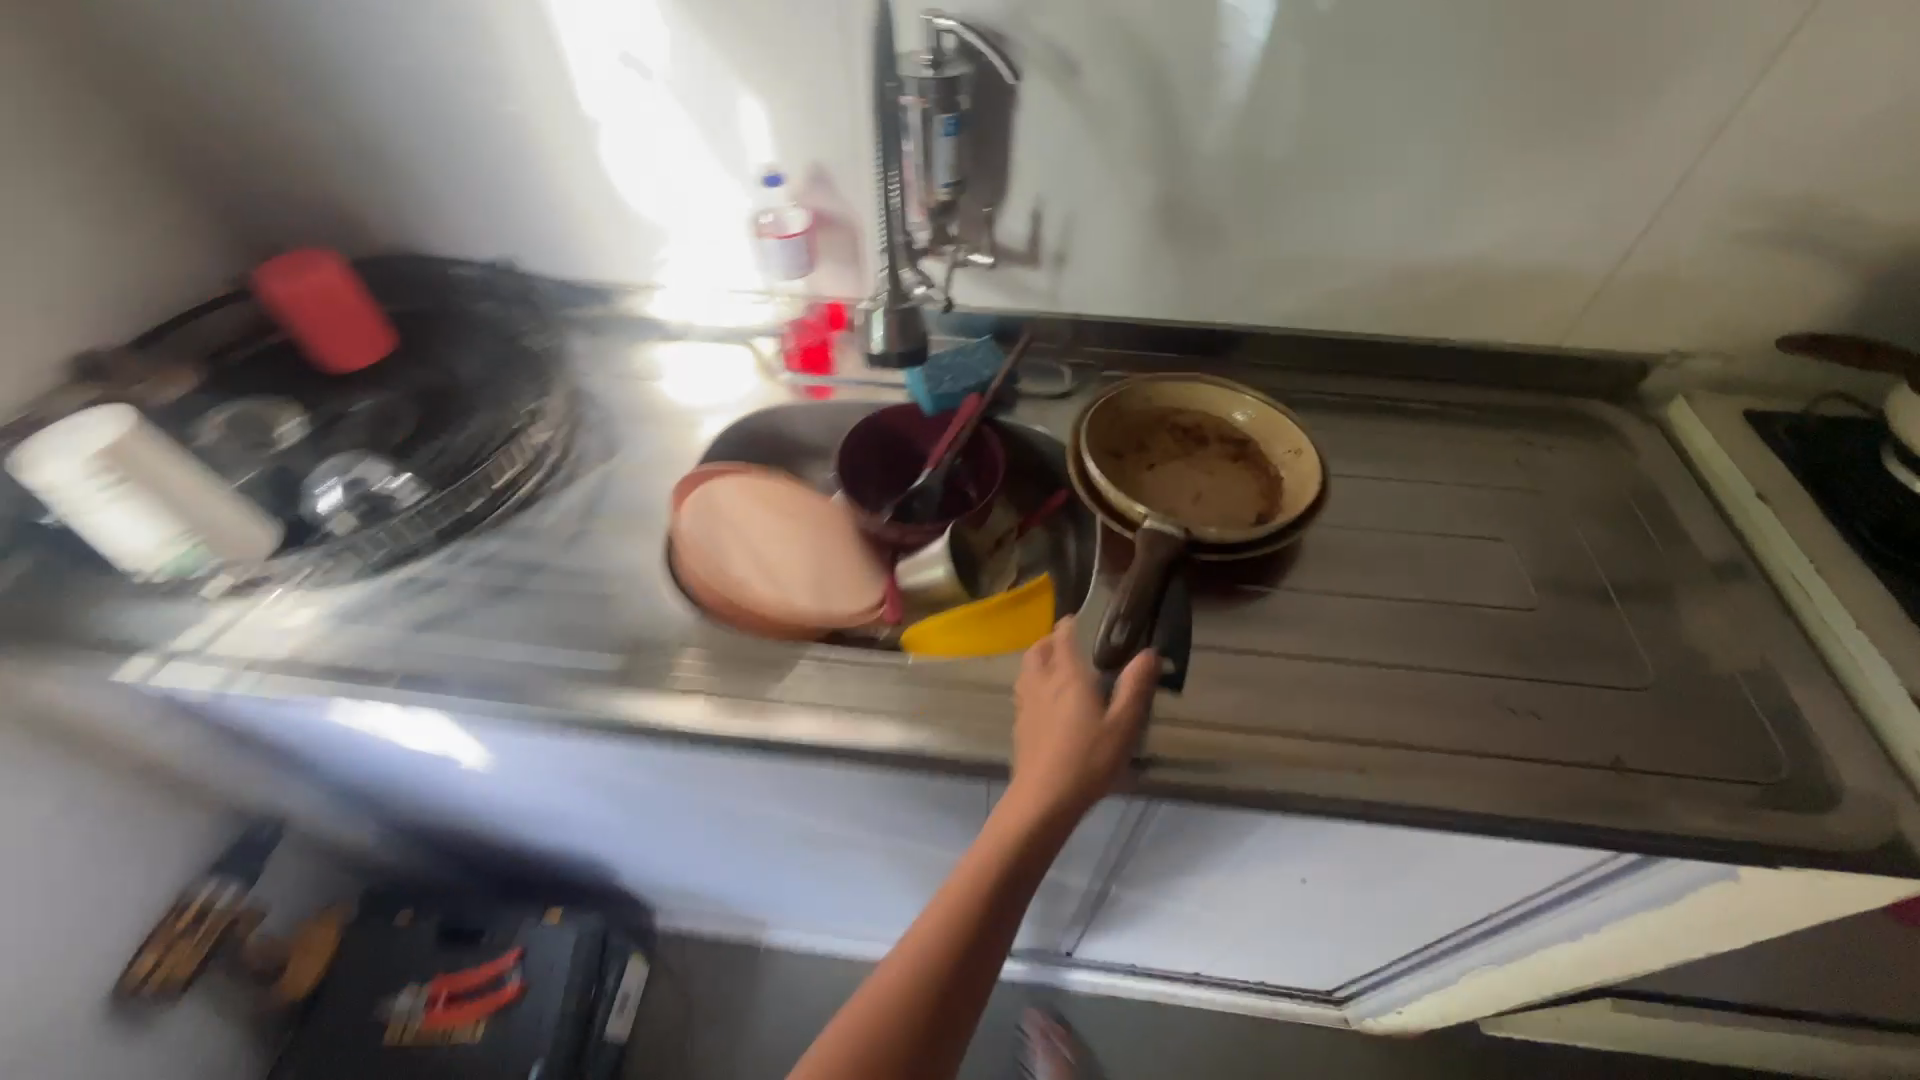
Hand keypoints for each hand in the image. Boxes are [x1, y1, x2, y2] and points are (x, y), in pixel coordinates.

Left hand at [1009, 615, 1159, 822]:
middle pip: (1038, 649)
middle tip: (1071, 644)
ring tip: (1058, 668)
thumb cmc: (1088, 759)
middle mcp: (1041, 682)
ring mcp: (1026, 703)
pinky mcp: (1019, 724)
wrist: (1043, 798)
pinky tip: (1048, 701)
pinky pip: (1024, 691)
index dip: (1071, 624)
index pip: (1063, 636)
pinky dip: (1034, 683)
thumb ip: (1136, 687)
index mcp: (1068, 675)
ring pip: (1027, 669)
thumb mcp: (1124, 725)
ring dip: (1039, 660)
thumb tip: (1149, 652)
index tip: (1083, 619)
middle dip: (1051, 640)